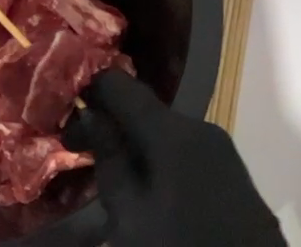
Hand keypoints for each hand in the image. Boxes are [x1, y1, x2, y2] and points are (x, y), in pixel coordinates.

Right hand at [63, 72, 284, 246]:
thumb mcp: (130, 216)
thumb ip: (108, 158)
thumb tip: (90, 114)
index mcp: (172, 132)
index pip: (118, 83)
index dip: (87, 90)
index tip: (65, 115)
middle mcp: (200, 128)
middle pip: (141, 109)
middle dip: (109, 126)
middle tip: (79, 156)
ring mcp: (222, 151)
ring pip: (163, 131)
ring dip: (134, 145)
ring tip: (112, 180)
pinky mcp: (235, 175)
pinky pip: (186, 151)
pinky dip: (160, 160)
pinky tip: (149, 192)